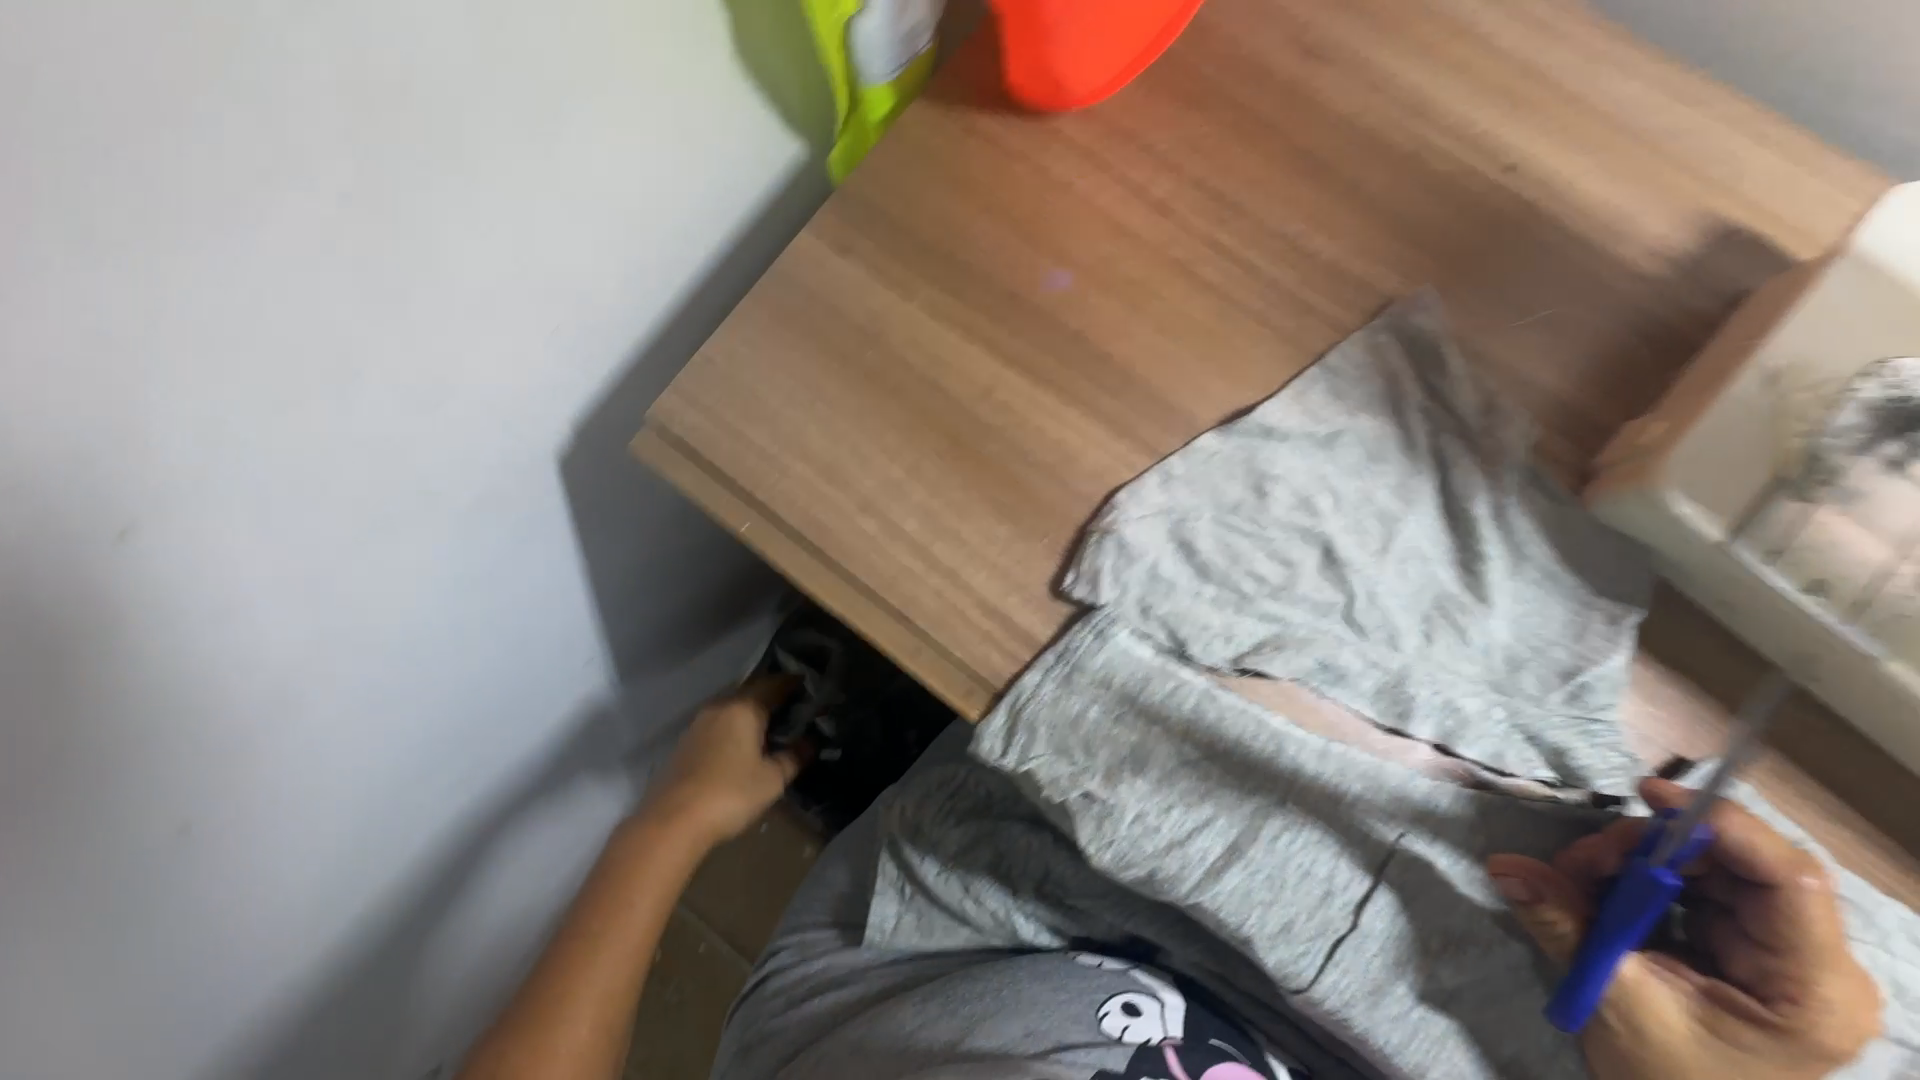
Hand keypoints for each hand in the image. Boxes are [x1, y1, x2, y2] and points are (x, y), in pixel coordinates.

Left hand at [640, 676, 806, 845]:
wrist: (672, 822)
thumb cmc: (730, 794)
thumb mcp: (772, 779)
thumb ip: (794, 757)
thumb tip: (811, 743)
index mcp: (743, 708)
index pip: (773, 684)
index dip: (793, 683)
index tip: (808, 685)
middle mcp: (719, 708)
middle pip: (750, 692)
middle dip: (771, 695)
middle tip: (793, 706)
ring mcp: (697, 725)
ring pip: (731, 708)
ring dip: (751, 712)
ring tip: (770, 726)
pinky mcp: (684, 744)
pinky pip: (717, 725)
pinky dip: (734, 727)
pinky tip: (741, 745)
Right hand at [1487, 778, 1881, 1079]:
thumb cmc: (1667, 1079)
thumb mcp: (1612, 1000)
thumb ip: (1562, 924)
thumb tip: (1504, 866)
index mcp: (1809, 987)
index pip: (1789, 880)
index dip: (1724, 825)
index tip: (1649, 794)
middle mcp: (1812, 960)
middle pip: (1739, 863)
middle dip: (1650, 848)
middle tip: (1579, 861)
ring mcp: (1780, 950)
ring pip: (1710, 866)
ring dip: (1635, 861)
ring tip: (1577, 880)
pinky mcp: (1746, 944)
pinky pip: (1694, 885)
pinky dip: (1638, 878)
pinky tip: (1599, 892)